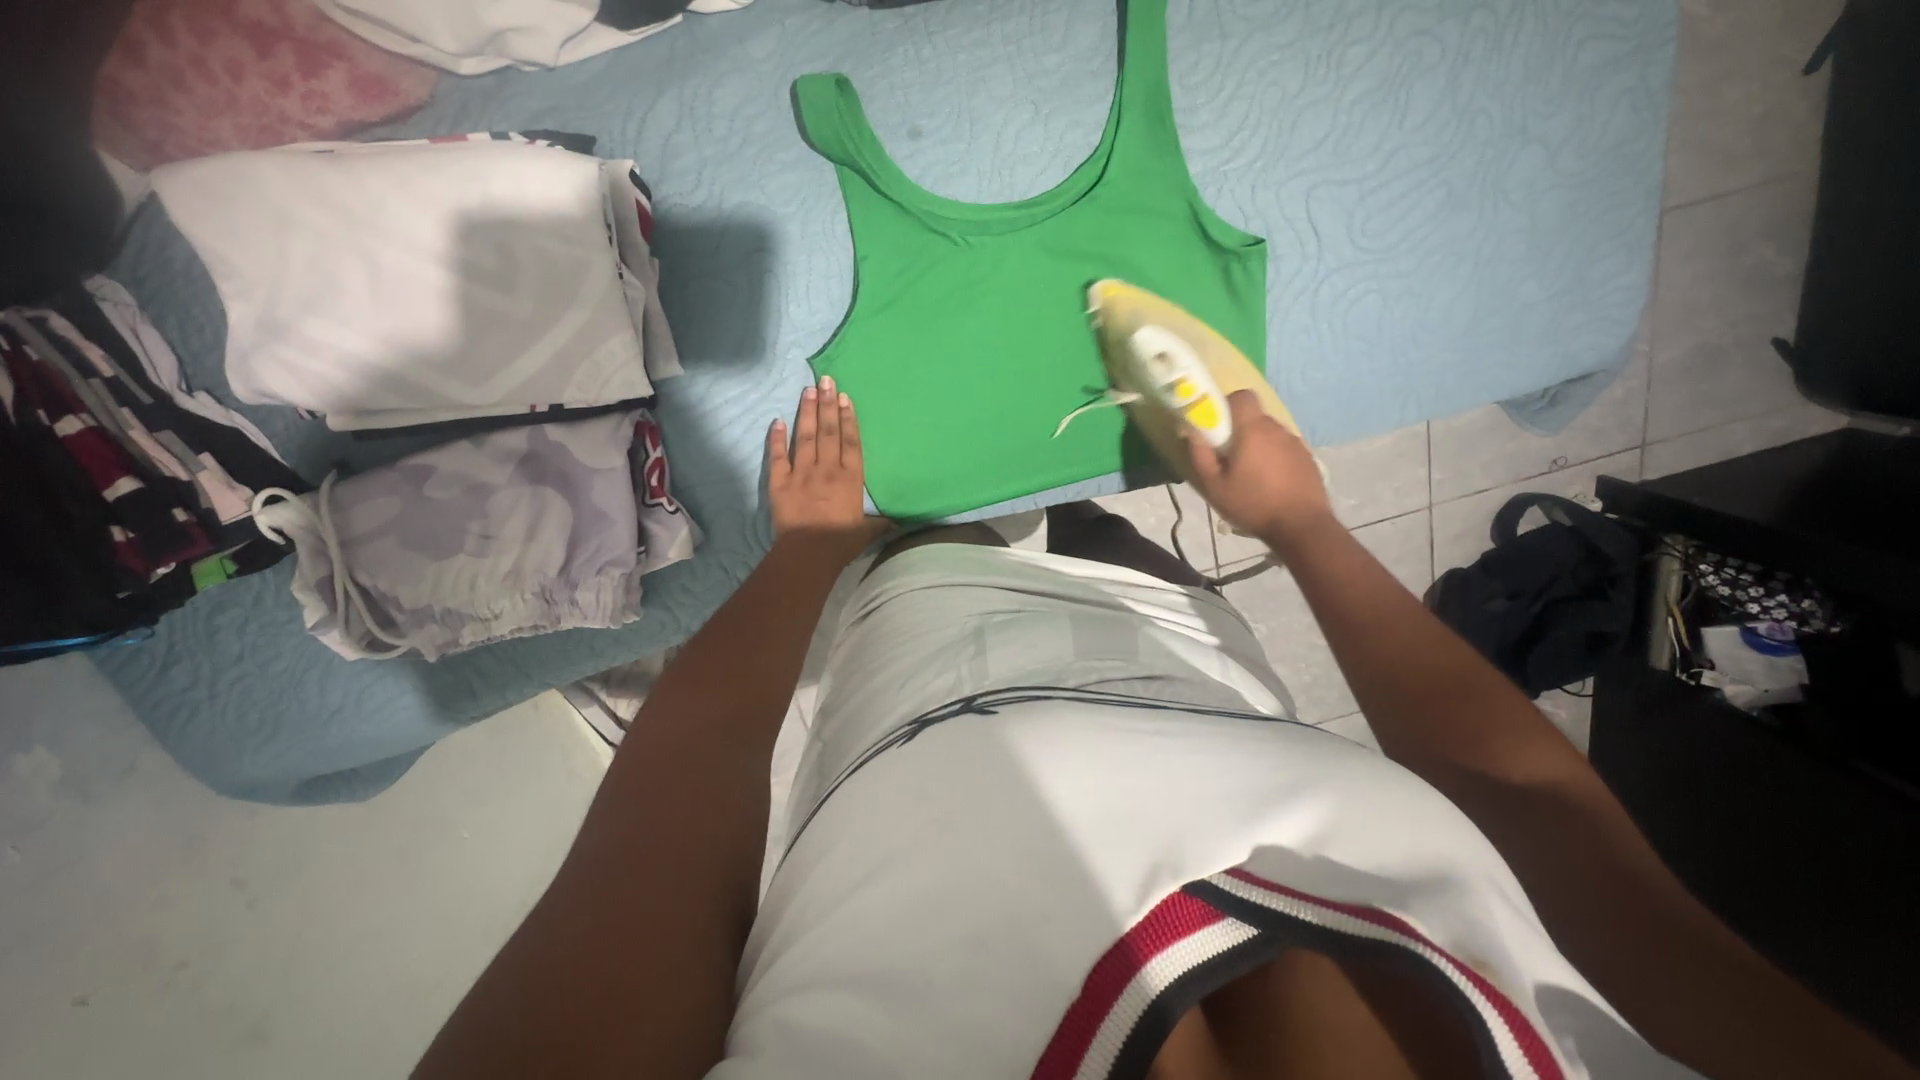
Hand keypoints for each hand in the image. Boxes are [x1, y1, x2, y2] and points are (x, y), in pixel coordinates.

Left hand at [766, 375, 891, 564]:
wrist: (808, 553)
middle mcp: (827, 469)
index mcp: (850, 478)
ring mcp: (802, 473)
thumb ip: (879, 523)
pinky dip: (776, 438)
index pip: (850, 442)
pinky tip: (777, 421)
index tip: (845, 398)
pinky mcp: (780, 482)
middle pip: (828, 431)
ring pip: (805, 437)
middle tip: (826, 380)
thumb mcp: (866, 532)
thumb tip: (898, 523)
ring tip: (807, 390)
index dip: (848, 419)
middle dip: (827, 404)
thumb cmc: (841, 543)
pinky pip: (778, 456)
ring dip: (806, 412)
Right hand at [1185, 390, 1335, 548]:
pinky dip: (1275, 458)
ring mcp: (1296, 442)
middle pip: (1255, 417)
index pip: (1242, 396)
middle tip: (1229, 457)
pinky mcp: (1307, 458)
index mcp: (1253, 430)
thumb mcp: (1216, 487)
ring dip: (1258, 445)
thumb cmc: (1253, 504)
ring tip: (1252, 475)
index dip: (1228, 404)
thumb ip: (1201, 456)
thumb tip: (1191, 433)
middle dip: (1240, 430)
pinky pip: (1284, 448)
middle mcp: (1277, 429)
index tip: (1218, 426)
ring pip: (1270, 434)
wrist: (1302, 526)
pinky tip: (1272, 483)